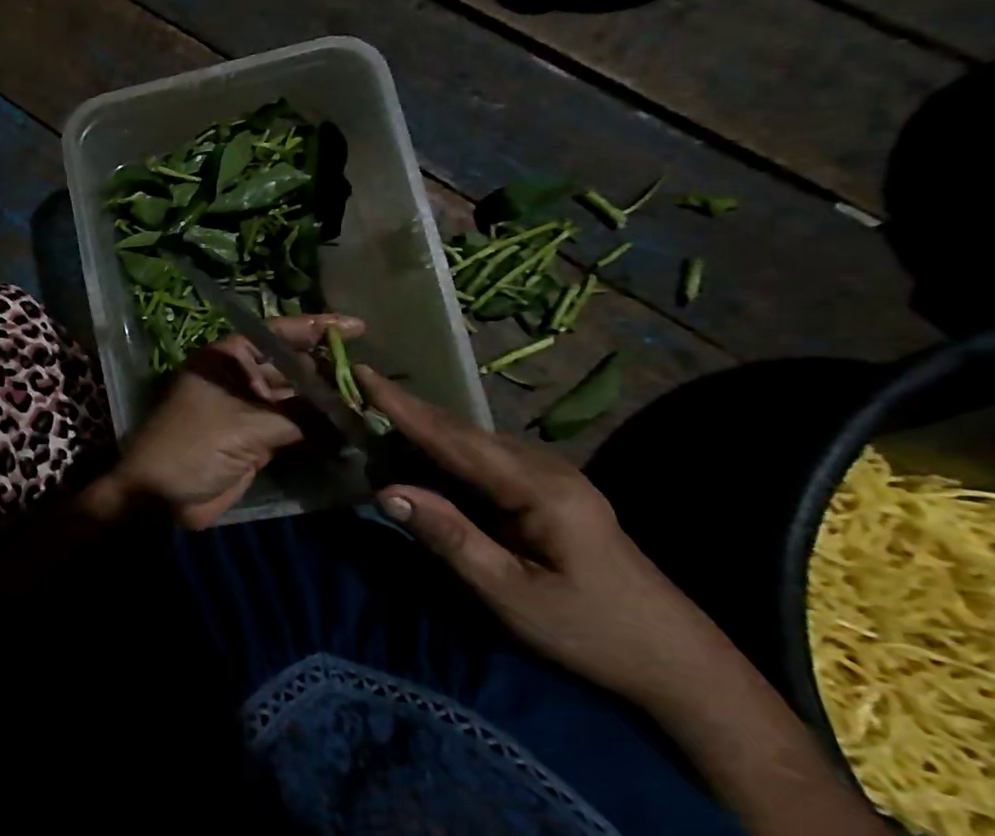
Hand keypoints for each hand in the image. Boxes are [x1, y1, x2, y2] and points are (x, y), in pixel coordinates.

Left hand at [93, 314, 363, 528]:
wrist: (161, 497)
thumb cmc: (194, 445)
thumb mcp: (247, 427)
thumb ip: (302, 417)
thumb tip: (353, 411)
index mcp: (226, 358)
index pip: (276, 333)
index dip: (315, 328)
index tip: (357, 328)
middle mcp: (239, 377)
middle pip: (291, 366)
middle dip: (328, 371)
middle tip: (372, 378)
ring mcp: (247, 408)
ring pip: (296, 398)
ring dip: (328, 403)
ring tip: (371, 403)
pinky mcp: (255, 439)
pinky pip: (293, 426)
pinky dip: (318, 428)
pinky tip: (352, 429)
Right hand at [354, 366, 734, 706]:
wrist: (677, 661)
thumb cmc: (590, 631)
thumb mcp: (510, 593)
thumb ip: (448, 536)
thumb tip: (385, 489)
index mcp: (539, 488)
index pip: (453, 438)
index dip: (402, 406)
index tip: (361, 372)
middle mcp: (545, 467)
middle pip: (461, 430)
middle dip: (406, 406)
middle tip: (356, 383)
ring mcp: (551, 476)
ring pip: (472, 440)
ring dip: (422, 425)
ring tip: (374, 411)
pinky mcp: (549, 490)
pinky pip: (485, 458)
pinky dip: (443, 448)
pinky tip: (420, 451)